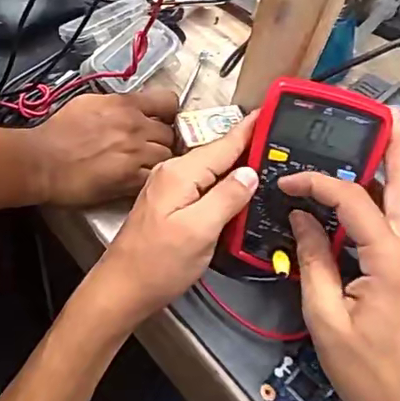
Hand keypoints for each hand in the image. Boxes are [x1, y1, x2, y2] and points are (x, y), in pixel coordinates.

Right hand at [30, 89, 177, 206]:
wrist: (42, 160)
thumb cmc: (57, 132)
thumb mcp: (88, 103)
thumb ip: (116, 104)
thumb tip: (130, 108)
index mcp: (125, 104)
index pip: (169, 102)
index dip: (170, 113)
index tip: (164, 121)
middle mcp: (135, 126)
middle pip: (171, 134)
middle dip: (164, 141)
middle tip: (152, 149)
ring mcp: (135, 154)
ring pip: (168, 157)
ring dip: (160, 162)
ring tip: (146, 167)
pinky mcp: (130, 180)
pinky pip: (156, 178)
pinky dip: (153, 179)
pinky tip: (141, 181)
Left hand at [82, 113, 259, 330]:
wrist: (122, 288)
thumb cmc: (157, 264)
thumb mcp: (200, 231)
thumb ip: (227, 198)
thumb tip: (250, 172)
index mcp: (180, 173)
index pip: (223, 144)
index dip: (249, 129)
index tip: (269, 112)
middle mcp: (171, 173)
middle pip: (217, 154)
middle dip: (246, 146)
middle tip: (277, 139)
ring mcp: (168, 187)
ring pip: (210, 169)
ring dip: (235, 165)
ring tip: (264, 160)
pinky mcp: (168, 203)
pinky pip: (202, 184)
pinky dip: (222, 183)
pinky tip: (236, 189)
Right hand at [280, 117, 399, 400]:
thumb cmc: (371, 375)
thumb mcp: (326, 317)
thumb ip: (313, 259)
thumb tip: (302, 218)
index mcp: (396, 261)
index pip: (353, 199)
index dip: (316, 183)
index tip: (288, 183)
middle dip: (396, 144)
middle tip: (383, 113)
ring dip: (391, 171)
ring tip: (372, 141)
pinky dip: (387, 203)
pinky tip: (366, 198)